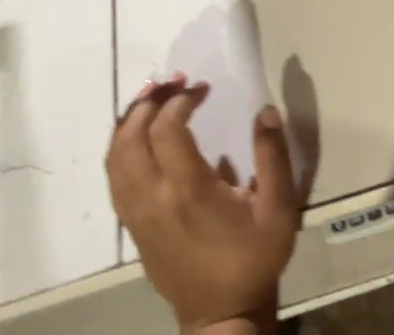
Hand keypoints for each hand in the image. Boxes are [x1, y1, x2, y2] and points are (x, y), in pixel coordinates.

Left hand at [107, 77, 298, 332]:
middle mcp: (153, 199)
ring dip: (130, 121)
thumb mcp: (278, 207)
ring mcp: (136, 214)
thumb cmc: (253, 257)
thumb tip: (264, 111)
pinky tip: (140, 134)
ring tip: (153, 98)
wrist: (221, 313)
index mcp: (188, 191)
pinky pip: (114, 177)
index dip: (180, 101)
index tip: (203, 89)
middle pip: (130, 137)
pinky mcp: (131, 225)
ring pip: (115, 156)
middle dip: (148, 102)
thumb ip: (272, 156)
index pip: (166, 130)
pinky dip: (121, 146)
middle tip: (173, 82)